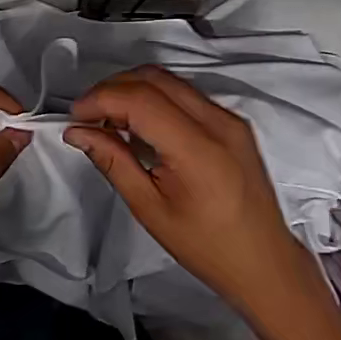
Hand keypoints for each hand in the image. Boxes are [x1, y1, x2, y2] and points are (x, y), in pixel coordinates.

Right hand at [66, 67, 324, 324]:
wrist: (264, 261)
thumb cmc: (206, 245)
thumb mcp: (149, 208)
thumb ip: (113, 161)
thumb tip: (78, 132)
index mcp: (199, 150)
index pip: (141, 99)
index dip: (101, 99)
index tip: (76, 117)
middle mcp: (218, 122)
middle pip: (154, 78)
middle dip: (112, 89)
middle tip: (88, 118)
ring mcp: (229, 118)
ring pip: (169, 80)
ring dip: (132, 90)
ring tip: (109, 122)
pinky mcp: (232, 121)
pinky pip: (184, 93)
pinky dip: (154, 98)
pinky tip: (139, 126)